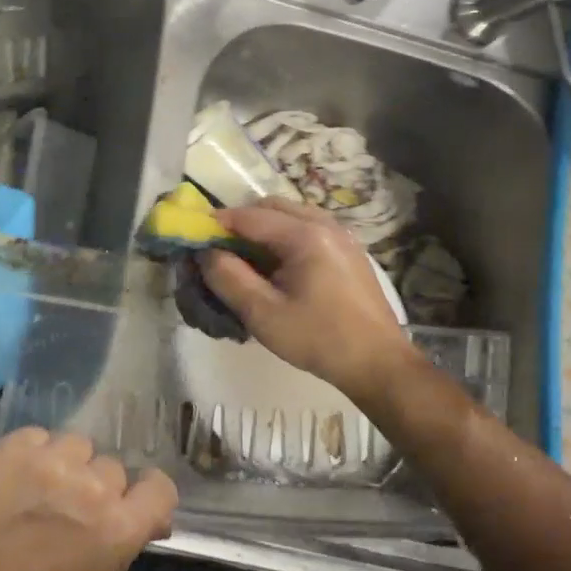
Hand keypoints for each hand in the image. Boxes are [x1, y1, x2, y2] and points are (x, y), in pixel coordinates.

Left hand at [0, 429, 177, 570]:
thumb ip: (122, 543)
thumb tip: (143, 520)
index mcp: (120, 526)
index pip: (160, 488)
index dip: (148, 494)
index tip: (132, 500)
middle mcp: (92, 486)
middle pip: (112, 467)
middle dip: (98, 485)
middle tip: (73, 505)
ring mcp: (51, 461)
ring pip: (77, 444)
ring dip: (68, 463)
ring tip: (43, 484)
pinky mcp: (14, 447)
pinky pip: (38, 436)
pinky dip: (34, 451)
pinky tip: (18, 473)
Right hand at [198, 197, 419, 400]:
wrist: (378, 364)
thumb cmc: (317, 338)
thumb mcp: (261, 312)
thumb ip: (227, 277)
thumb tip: (206, 252)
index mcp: (305, 236)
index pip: (248, 216)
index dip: (215, 223)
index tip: (192, 237)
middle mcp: (326, 226)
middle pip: (271, 207)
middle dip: (239, 222)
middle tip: (218, 249)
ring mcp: (342, 237)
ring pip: (290, 215)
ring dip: (262, 228)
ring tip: (244, 258)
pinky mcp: (349, 253)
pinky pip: (307, 229)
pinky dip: (283, 236)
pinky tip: (275, 267)